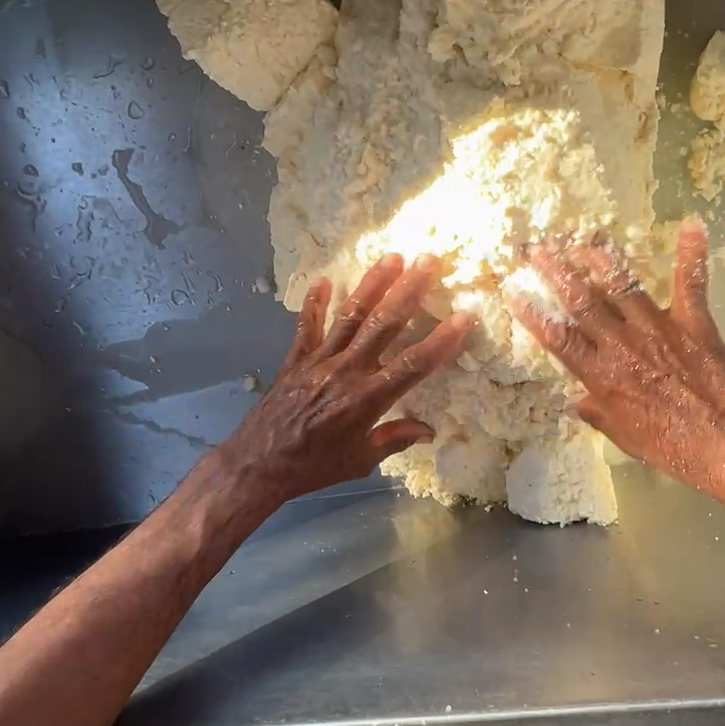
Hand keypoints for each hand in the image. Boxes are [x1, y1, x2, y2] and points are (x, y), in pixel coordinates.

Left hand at [214, 253, 476, 506]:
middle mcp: (346, 371)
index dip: (442, 340)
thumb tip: (428, 431)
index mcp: (368, 399)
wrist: (259, 464)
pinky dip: (314, 302)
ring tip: (391, 257)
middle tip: (428, 261)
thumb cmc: (314, 467)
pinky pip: (307, 326)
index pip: (414, 364)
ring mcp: (319, 361)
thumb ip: (394, 440)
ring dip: (372, 284)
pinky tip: (323, 279)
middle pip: (384, 324)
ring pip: (351, 315)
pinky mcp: (295, 359)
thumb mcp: (360, 461)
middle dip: (408, 290)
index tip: (465, 316)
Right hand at [510, 221, 724, 502]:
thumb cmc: (670, 446)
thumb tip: (574, 401)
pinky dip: (691, 253)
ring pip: (622, 284)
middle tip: (539, 248)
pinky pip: (689, 282)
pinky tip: (691, 225)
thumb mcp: (623, 436)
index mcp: (602, 374)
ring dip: (600, 257)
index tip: (514, 291)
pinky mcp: (693, 321)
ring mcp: (658, 328)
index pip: (559, 338)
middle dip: (557, 271)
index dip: (534, 314)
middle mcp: (623, 344)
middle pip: (582, 300)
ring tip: (582, 237)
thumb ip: (597, 413)